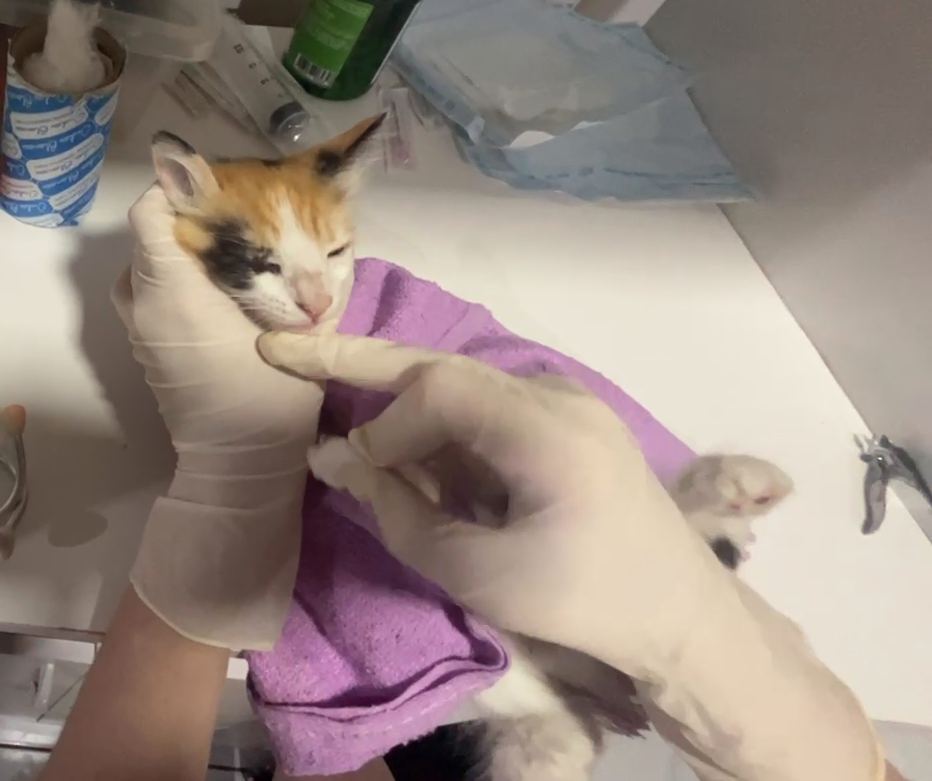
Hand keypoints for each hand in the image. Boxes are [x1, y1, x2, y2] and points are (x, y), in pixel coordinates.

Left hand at [113, 186, 321, 649]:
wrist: (234, 468)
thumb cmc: (268, 399)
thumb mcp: (296, 331)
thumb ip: (292, 277)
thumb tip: (301, 235)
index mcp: (170, 292)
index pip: (148, 214)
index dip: (174, 189)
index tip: (213, 186)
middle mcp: (140, 304)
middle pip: (147, 236)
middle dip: (186, 218)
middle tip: (234, 216)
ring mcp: (134, 327)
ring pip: (146, 265)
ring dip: (179, 250)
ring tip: (228, 251)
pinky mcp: (140, 345)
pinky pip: (148, 293)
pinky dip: (172, 278)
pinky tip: (216, 287)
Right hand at [259, 331, 725, 675]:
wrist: (691, 624)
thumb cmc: (582, 602)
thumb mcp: (476, 572)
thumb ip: (393, 507)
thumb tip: (329, 455)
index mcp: (548, 431)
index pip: (435, 388)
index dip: (382, 424)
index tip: (362, 470)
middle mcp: (554, 396)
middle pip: (432, 362)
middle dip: (351, 359)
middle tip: (282, 348)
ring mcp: (559, 400)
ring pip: (448, 382)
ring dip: (401, 415)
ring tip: (378, 461)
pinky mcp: (557, 415)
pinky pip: (472, 403)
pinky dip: (432, 428)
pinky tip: (429, 469)